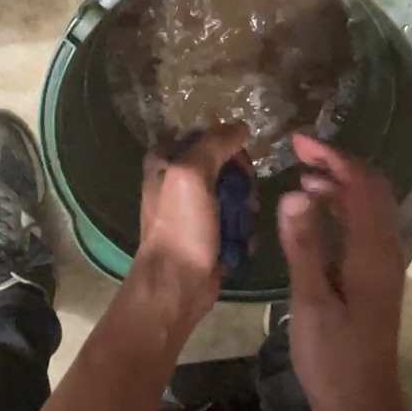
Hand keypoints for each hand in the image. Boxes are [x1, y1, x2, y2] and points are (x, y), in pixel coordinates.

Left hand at [127, 124, 252, 335]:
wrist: (178, 284)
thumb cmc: (181, 227)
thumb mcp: (192, 174)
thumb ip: (214, 144)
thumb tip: (241, 126)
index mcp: (166, 159)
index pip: (210, 137)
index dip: (230, 149)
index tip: (240, 167)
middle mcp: (179, 180)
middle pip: (229, 166)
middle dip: (242, 184)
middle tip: (242, 200)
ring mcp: (196, 208)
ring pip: (238, 194)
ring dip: (245, 210)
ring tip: (240, 226)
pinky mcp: (211, 232)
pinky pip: (239, 220)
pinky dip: (244, 230)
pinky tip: (241, 242)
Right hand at [277, 134, 408, 410]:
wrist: (361, 405)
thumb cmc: (333, 357)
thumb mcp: (311, 301)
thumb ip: (304, 245)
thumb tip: (296, 193)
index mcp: (373, 254)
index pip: (362, 186)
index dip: (333, 158)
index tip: (298, 142)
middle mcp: (385, 252)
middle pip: (372, 190)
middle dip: (338, 163)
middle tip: (297, 151)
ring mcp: (382, 265)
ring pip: (368, 207)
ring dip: (339, 184)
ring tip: (301, 177)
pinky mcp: (373, 277)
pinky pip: (362, 226)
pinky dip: (340, 207)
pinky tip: (313, 213)